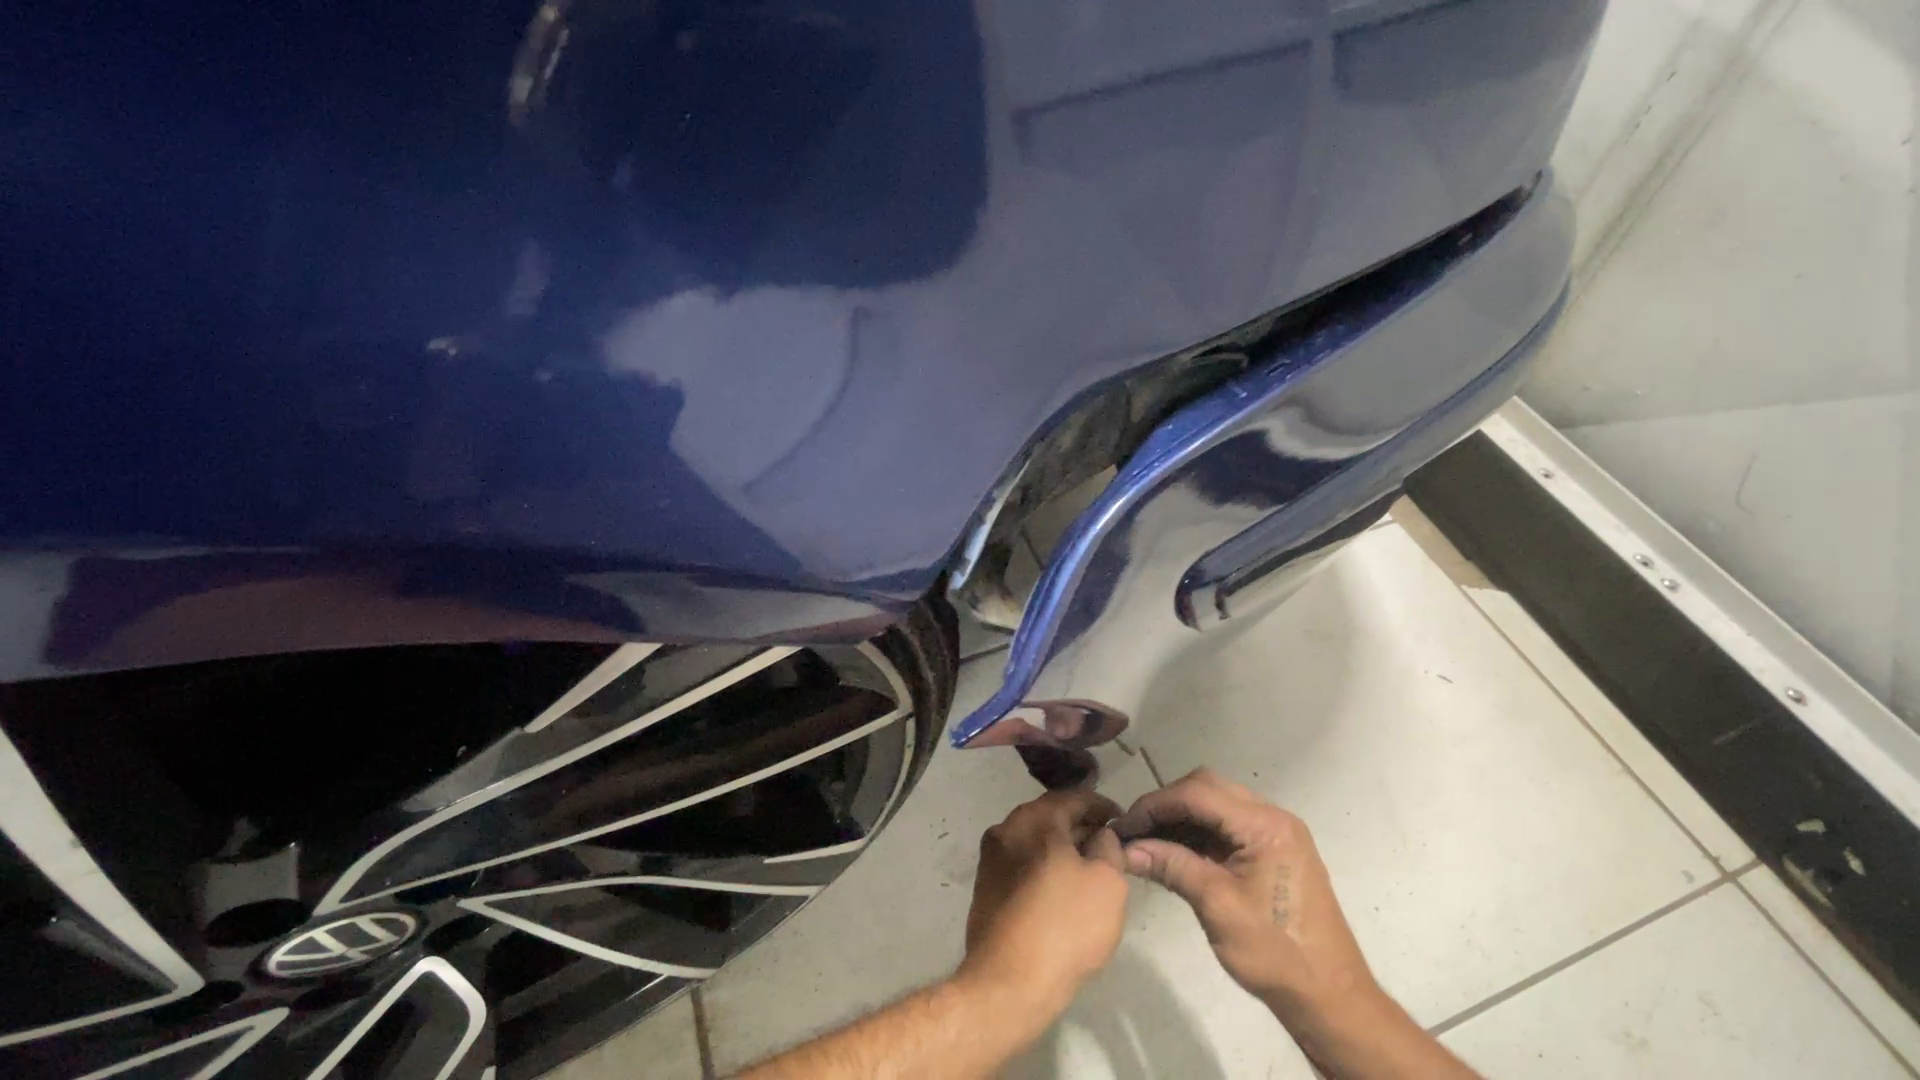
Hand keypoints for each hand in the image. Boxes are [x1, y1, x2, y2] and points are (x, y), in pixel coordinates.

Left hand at [960, 788, 1129, 1012]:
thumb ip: (1108, 847)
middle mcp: (1005, 829)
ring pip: (1033, 841)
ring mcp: (990, 859)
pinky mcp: (985, 888)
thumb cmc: (1065, 925)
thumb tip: (1099, 835)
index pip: (1073, 797)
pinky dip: (1042, 867)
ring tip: (1087, 869)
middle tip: (1107, 844)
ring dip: (1059, 848)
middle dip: (1079, 826)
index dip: (1100, 806)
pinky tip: (1060, 891)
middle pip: (1049, 817)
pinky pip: (1021, 865)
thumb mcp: (1108, 881)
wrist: (1009, 982)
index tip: (1120, 819)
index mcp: (1034, 819)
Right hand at [1114, 769, 1375, 1017]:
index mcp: (1265, 826)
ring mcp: (1275, 833)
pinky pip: (1227, 825)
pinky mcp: (1273, 850)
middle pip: (1207, 788)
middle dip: (1166, 805)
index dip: (1155, 805)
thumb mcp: (1216, 906)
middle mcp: (1273, 818)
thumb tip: (1126, 849)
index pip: (1198, 793)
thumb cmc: (1274, 951)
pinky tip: (1174, 852)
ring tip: (1147, 843)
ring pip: (1216, 804)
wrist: (1328, 995)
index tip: (1123, 827)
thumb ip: (1172, 867)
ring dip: (1180, 817)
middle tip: (1134, 832)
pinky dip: (1198, 832)